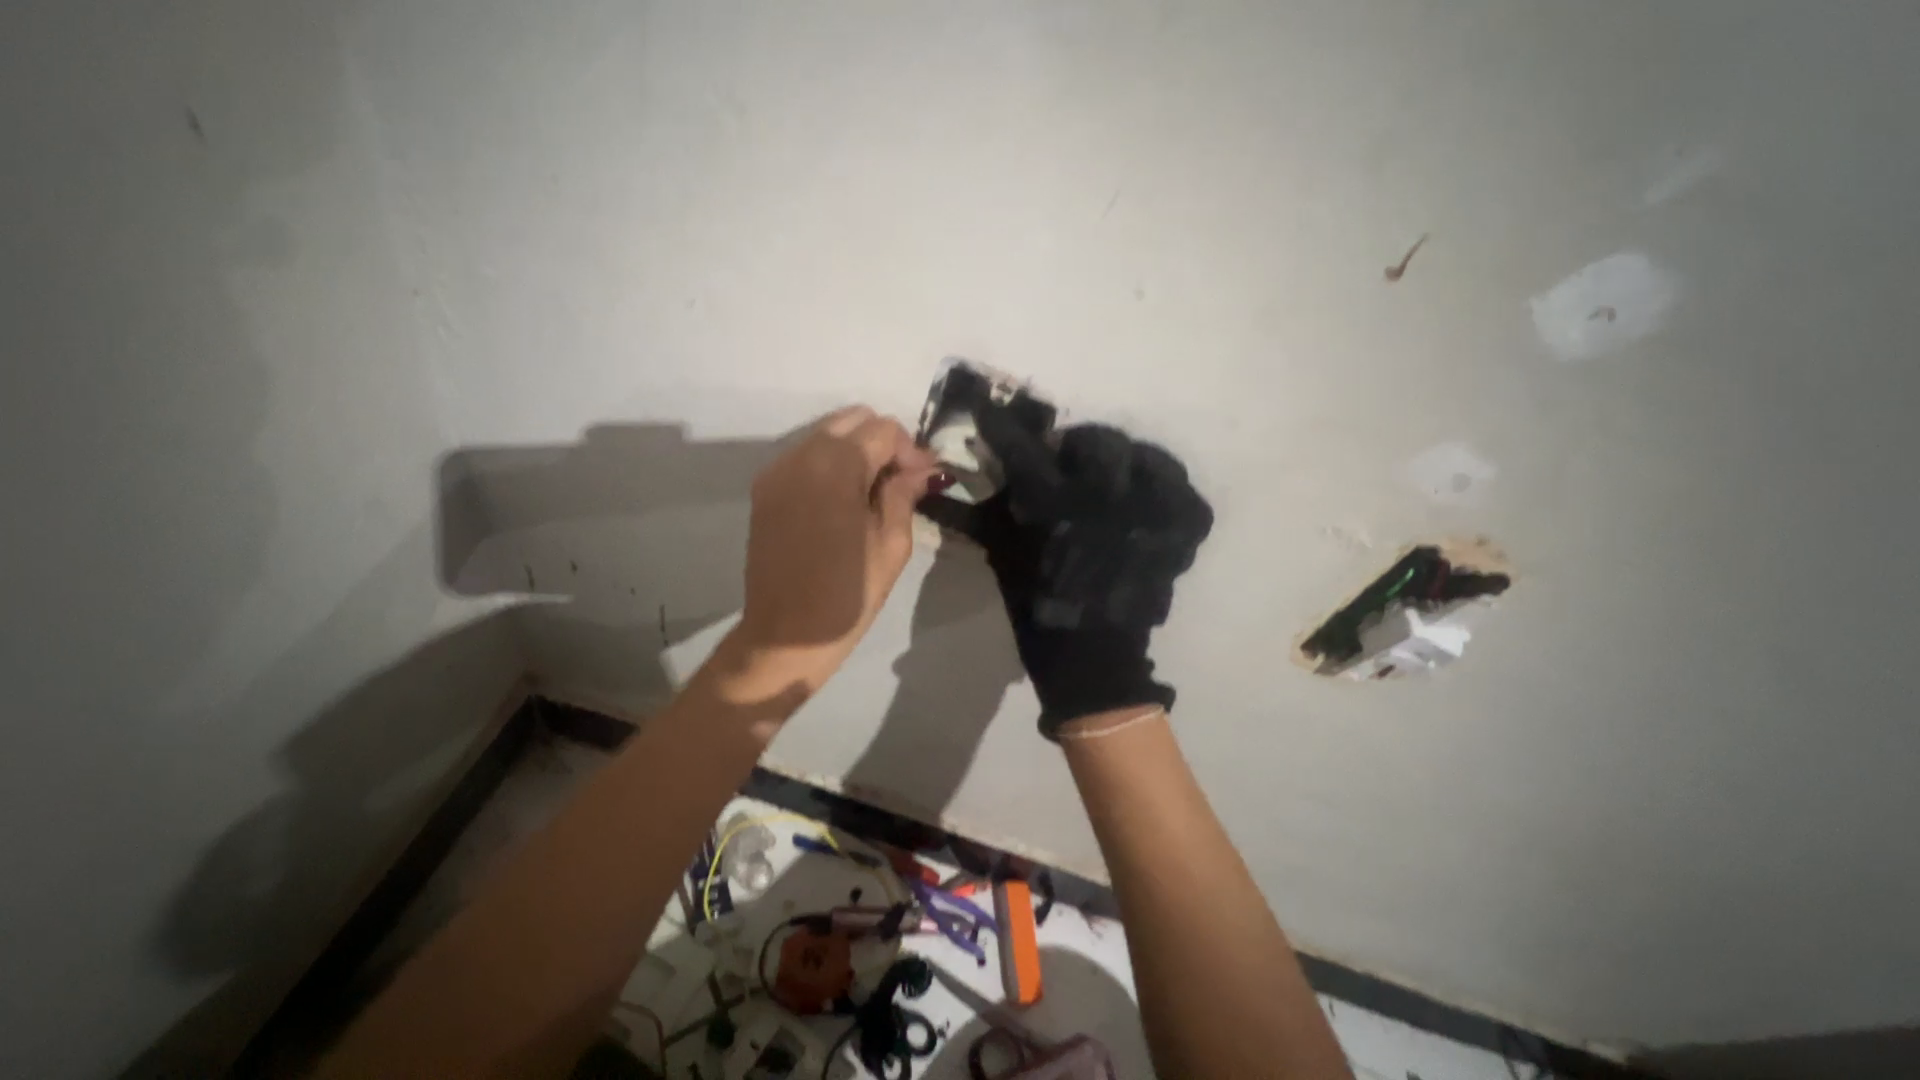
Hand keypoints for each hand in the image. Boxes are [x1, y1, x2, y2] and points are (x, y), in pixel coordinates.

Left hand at [721, 406, 937, 702]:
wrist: (786, 636)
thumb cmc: (847, 595)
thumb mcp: (892, 545)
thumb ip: (903, 494)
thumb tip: (917, 469)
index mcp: (834, 468)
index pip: (881, 430)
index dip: (909, 450)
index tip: (924, 480)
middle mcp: (799, 457)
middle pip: (850, 421)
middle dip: (882, 442)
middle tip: (903, 480)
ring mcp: (776, 472)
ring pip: (825, 435)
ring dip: (855, 452)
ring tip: (875, 491)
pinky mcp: (764, 491)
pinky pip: (804, 458)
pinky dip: (830, 466)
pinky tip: (845, 501)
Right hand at [967, 411, 1212, 738]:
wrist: (1091, 660)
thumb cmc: (1036, 606)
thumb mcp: (1002, 555)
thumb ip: (988, 509)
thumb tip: (966, 473)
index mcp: (1053, 505)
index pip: (1022, 448)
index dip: (1003, 425)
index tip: (993, 411)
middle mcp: (1105, 499)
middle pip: (1098, 442)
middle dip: (1077, 446)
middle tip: (1069, 460)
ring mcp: (1151, 516)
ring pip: (1149, 459)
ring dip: (1128, 463)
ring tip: (1116, 478)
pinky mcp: (1180, 536)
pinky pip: (1186, 495)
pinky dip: (1169, 492)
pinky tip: (1152, 500)